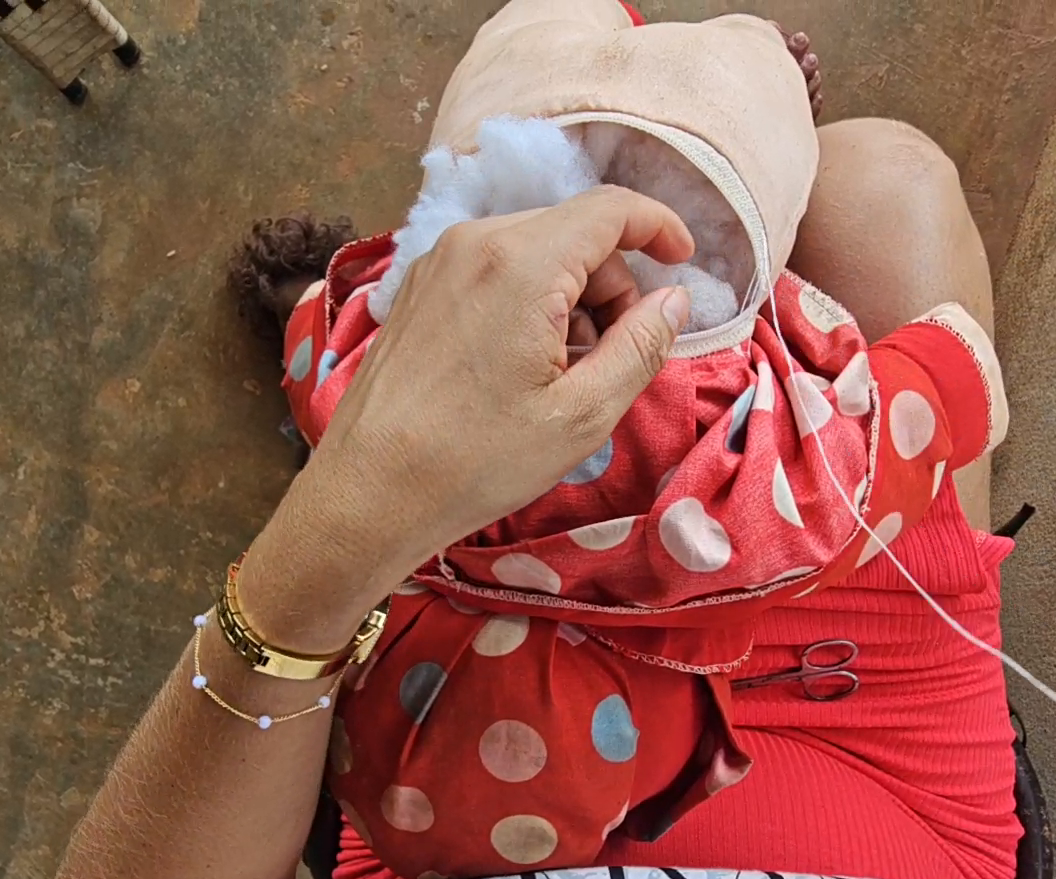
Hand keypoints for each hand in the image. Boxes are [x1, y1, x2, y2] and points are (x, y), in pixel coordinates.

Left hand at [242, 185, 695, 651]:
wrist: (371, 492)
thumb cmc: (478, 461)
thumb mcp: (581, 415)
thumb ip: (641, 347)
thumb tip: (673, 301)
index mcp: (521, 263)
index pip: (610, 209)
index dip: (659, 228)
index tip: (684, 262)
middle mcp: (474, 242)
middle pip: (572, 234)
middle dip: (612, 285)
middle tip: (613, 357)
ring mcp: (437, 264)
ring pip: (533, 254)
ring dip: (570, 300)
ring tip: (562, 375)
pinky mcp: (417, 291)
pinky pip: (494, 274)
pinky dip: (528, 305)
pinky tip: (521, 367)